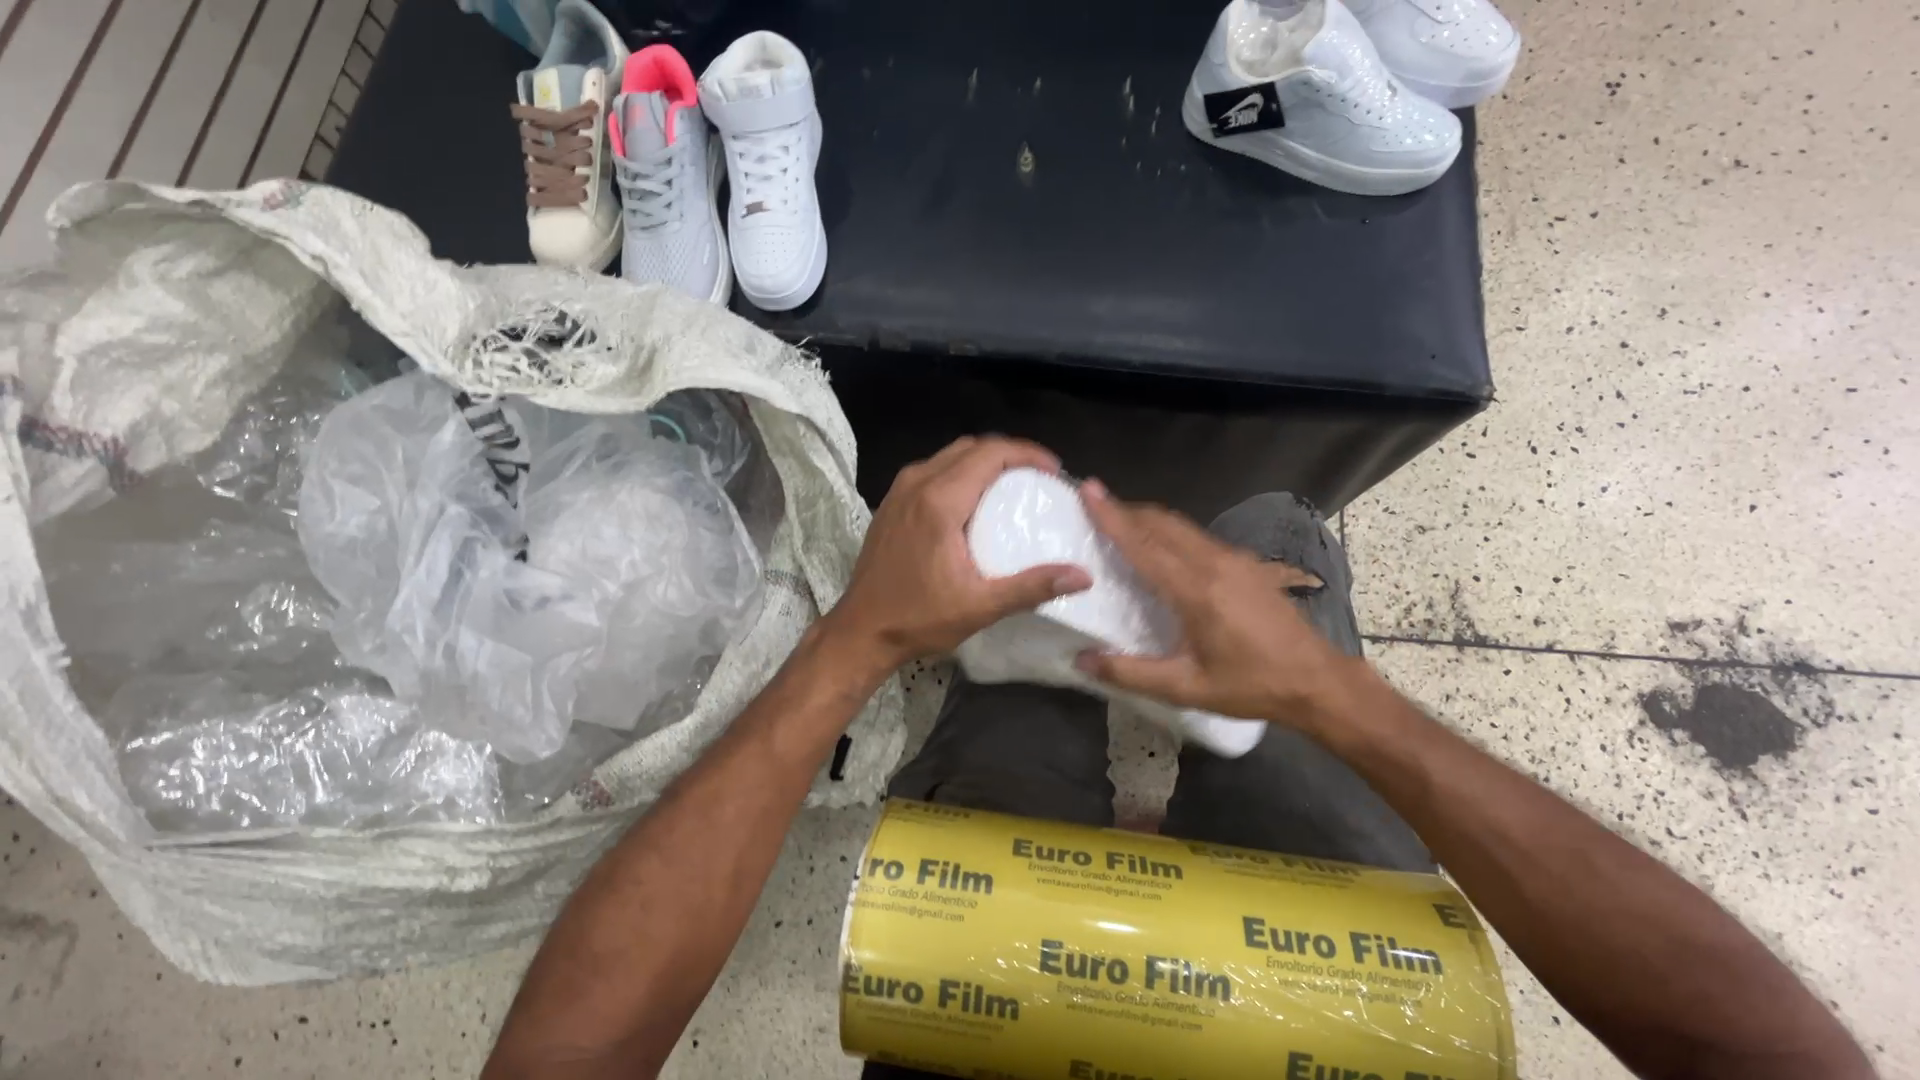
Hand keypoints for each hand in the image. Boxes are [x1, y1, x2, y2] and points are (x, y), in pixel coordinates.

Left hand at [827, 437, 1092, 668]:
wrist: (861, 631)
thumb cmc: (918, 618)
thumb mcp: (980, 606)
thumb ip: (1032, 586)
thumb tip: (1082, 576)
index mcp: (939, 500)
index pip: (990, 453)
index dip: (1027, 453)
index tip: (1055, 471)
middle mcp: (917, 484)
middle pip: (971, 447)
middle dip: (1010, 454)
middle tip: (1040, 478)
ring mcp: (899, 491)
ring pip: (950, 456)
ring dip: (984, 462)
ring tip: (1014, 485)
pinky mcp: (892, 504)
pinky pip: (933, 471)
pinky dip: (961, 474)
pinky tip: (977, 502)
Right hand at [1073, 480, 1354, 728]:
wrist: (1316, 680)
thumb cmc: (1250, 685)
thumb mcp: (1186, 688)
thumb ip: (1130, 673)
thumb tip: (1081, 660)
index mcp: (1195, 591)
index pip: (1144, 545)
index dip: (1112, 517)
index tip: (1088, 490)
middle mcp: (1214, 564)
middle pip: (1162, 523)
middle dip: (1126, 510)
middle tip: (1094, 506)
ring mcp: (1235, 560)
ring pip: (1182, 526)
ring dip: (1148, 519)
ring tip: (1121, 523)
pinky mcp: (1248, 564)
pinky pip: (1199, 537)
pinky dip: (1170, 532)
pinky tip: (1163, 549)